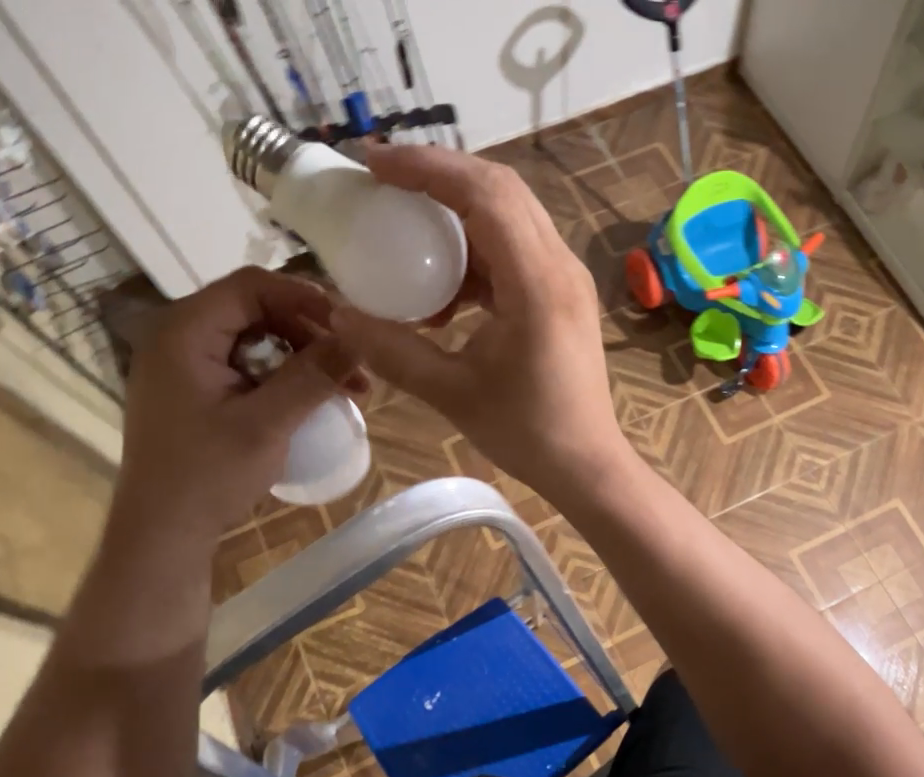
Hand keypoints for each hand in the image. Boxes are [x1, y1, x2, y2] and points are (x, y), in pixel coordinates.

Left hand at [116, 267, 363, 540]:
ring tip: (343, 388)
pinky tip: (311, 401)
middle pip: (253, 309)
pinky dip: (281, 376)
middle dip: (308, 331)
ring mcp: (183, 366)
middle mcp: (178, 338)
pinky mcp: (193, 391)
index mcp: (184, 333)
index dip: (304, 298)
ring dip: (300, 356)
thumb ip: (312, 377)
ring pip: (253, 338)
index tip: (350, 326)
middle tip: (353, 363)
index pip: (251, 287)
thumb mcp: (267, 424)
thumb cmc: (208, 475)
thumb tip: (359, 339)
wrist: (162, 532)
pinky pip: (244, 365)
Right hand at [328, 144, 630, 497]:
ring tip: (405, 231)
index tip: (373, 165)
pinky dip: (475, 251)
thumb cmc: (527, 433)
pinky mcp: (562, 294)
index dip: (427, 167)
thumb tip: (337, 314)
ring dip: (457, 214)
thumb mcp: (451, 394)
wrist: (586, 464)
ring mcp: (566, 278)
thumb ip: (392, 350)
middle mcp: (560, 266)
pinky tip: (442, 287)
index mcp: (537, 283)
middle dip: (439, 176)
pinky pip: (516, 249)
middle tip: (383, 183)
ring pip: (510, 215)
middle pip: (501, 189)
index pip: (485, 194)